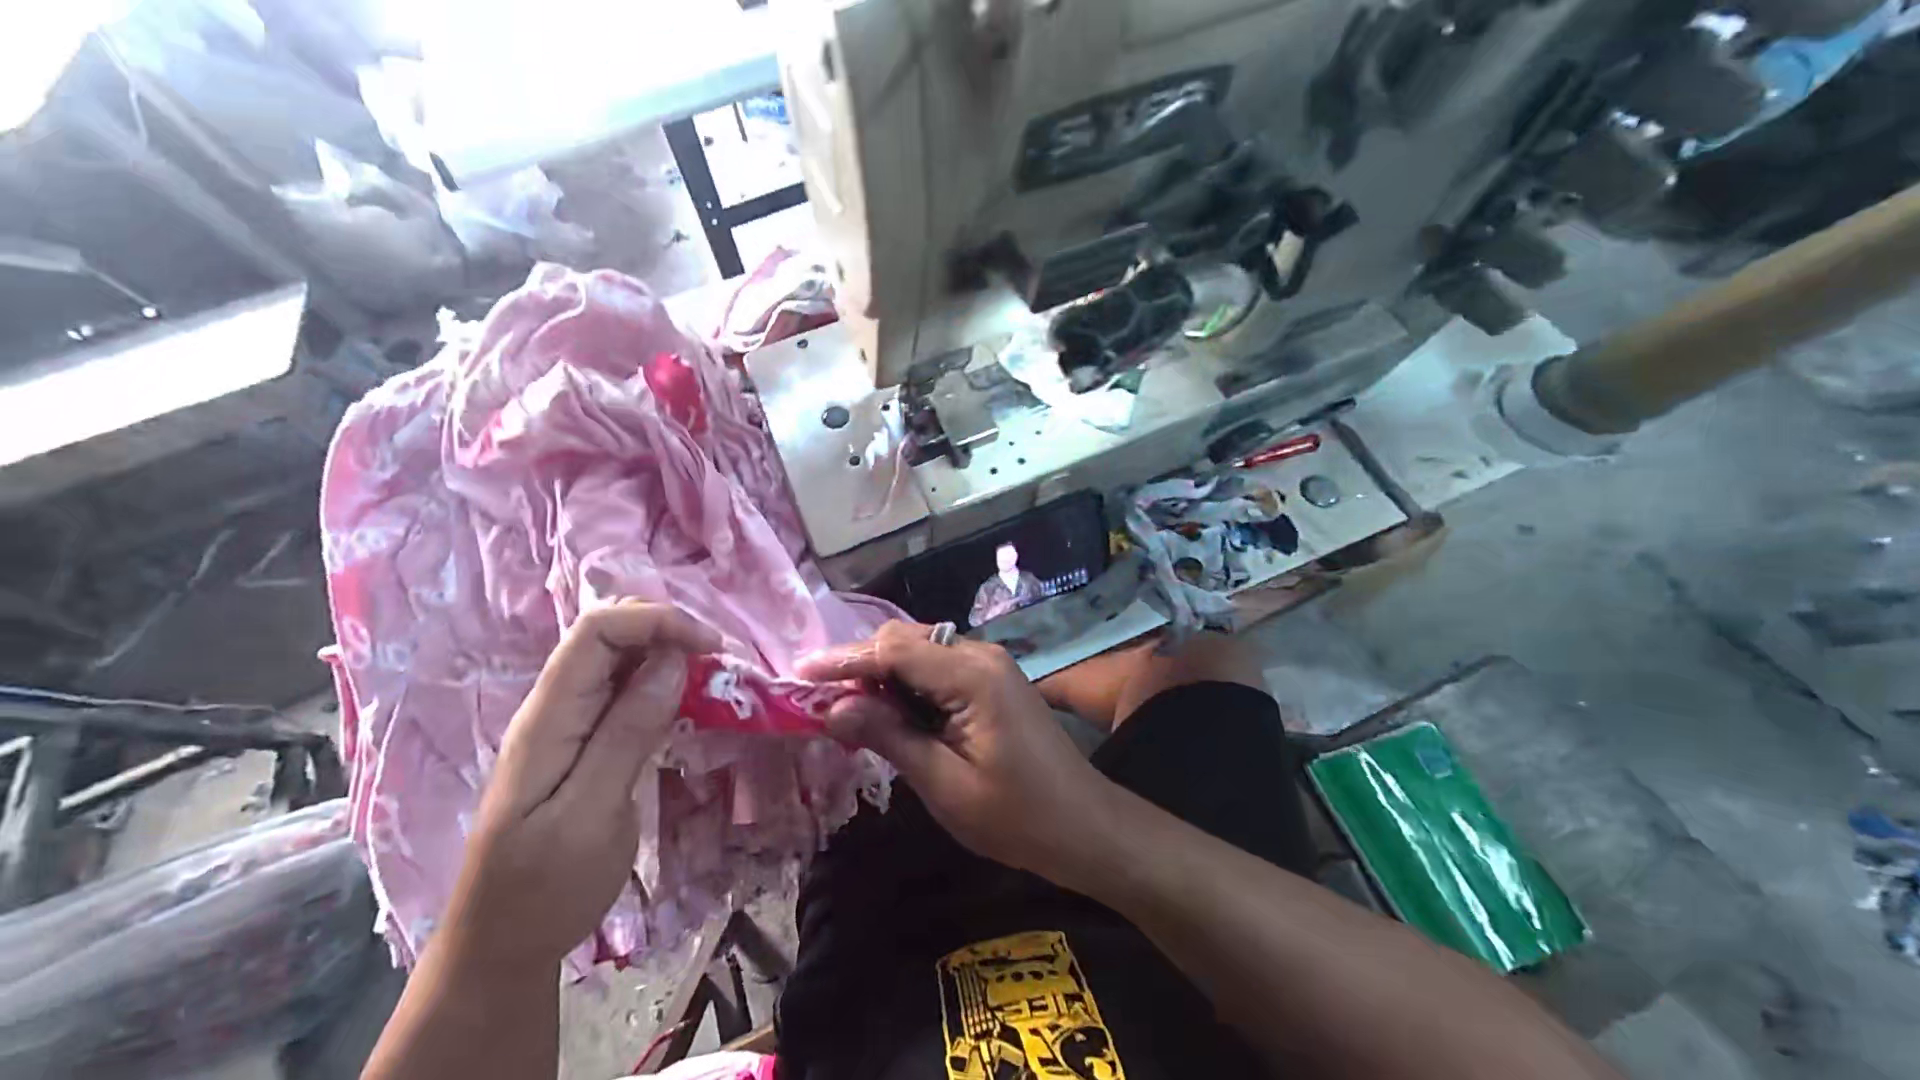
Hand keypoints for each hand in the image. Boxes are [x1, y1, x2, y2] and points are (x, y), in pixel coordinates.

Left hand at [442, 601, 720, 971]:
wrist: (500, 948)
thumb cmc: (543, 890)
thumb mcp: (590, 815)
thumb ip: (628, 733)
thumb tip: (673, 661)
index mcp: (547, 719)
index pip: (597, 631)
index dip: (656, 621)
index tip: (712, 648)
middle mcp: (555, 709)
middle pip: (608, 635)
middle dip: (667, 631)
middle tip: (718, 663)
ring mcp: (569, 726)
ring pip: (621, 662)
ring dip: (670, 657)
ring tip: (714, 681)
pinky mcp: (586, 744)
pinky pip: (627, 694)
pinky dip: (664, 687)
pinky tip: (690, 706)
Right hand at [796, 620, 1115, 884]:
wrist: (1083, 825)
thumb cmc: (1016, 815)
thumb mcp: (944, 784)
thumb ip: (889, 736)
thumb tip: (833, 706)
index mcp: (972, 675)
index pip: (894, 650)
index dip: (844, 660)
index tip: (799, 674)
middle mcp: (981, 655)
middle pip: (906, 640)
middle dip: (860, 664)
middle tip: (820, 699)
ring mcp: (990, 665)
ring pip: (920, 651)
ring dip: (882, 673)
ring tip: (846, 707)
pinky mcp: (993, 681)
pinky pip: (939, 668)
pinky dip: (907, 683)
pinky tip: (888, 710)